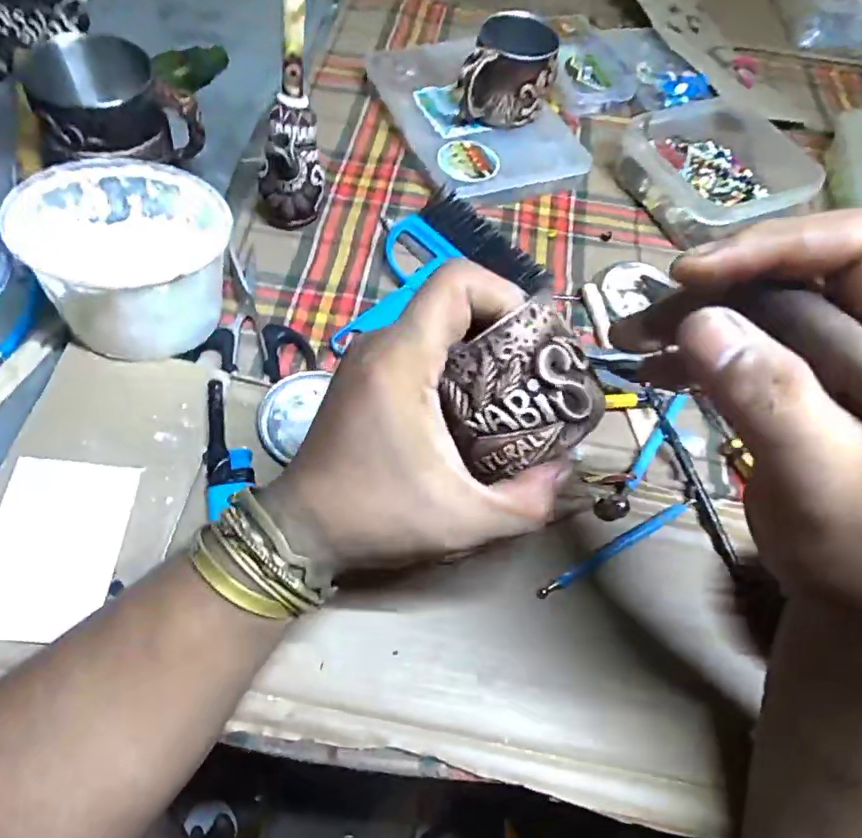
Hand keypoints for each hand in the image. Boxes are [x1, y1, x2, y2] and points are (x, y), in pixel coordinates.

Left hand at [265, 261, 569, 572]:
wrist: (301, 532)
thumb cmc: (375, 519)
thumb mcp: (463, 521)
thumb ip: (526, 501)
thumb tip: (560, 472)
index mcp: (400, 360)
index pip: (456, 281)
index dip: (504, 295)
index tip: (531, 344)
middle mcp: (376, 348)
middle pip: (448, 304)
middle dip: (497, 331)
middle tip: (528, 376)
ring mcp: (362, 365)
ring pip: (429, 329)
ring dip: (471, 353)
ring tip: (503, 398)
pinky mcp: (356, 386)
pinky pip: (410, 354)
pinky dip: (444, 370)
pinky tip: (463, 415)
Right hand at [612, 208, 861, 639]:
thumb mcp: (824, 476)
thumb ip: (770, 396)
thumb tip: (697, 323)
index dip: (770, 248)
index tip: (685, 276)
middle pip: (808, 275)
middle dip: (720, 289)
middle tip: (643, 317)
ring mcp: (858, 367)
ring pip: (773, 314)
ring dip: (701, 321)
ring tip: (633, 341)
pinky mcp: (817, 397)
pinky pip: (757, 355)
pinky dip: (702, 358)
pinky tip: (655, 371)